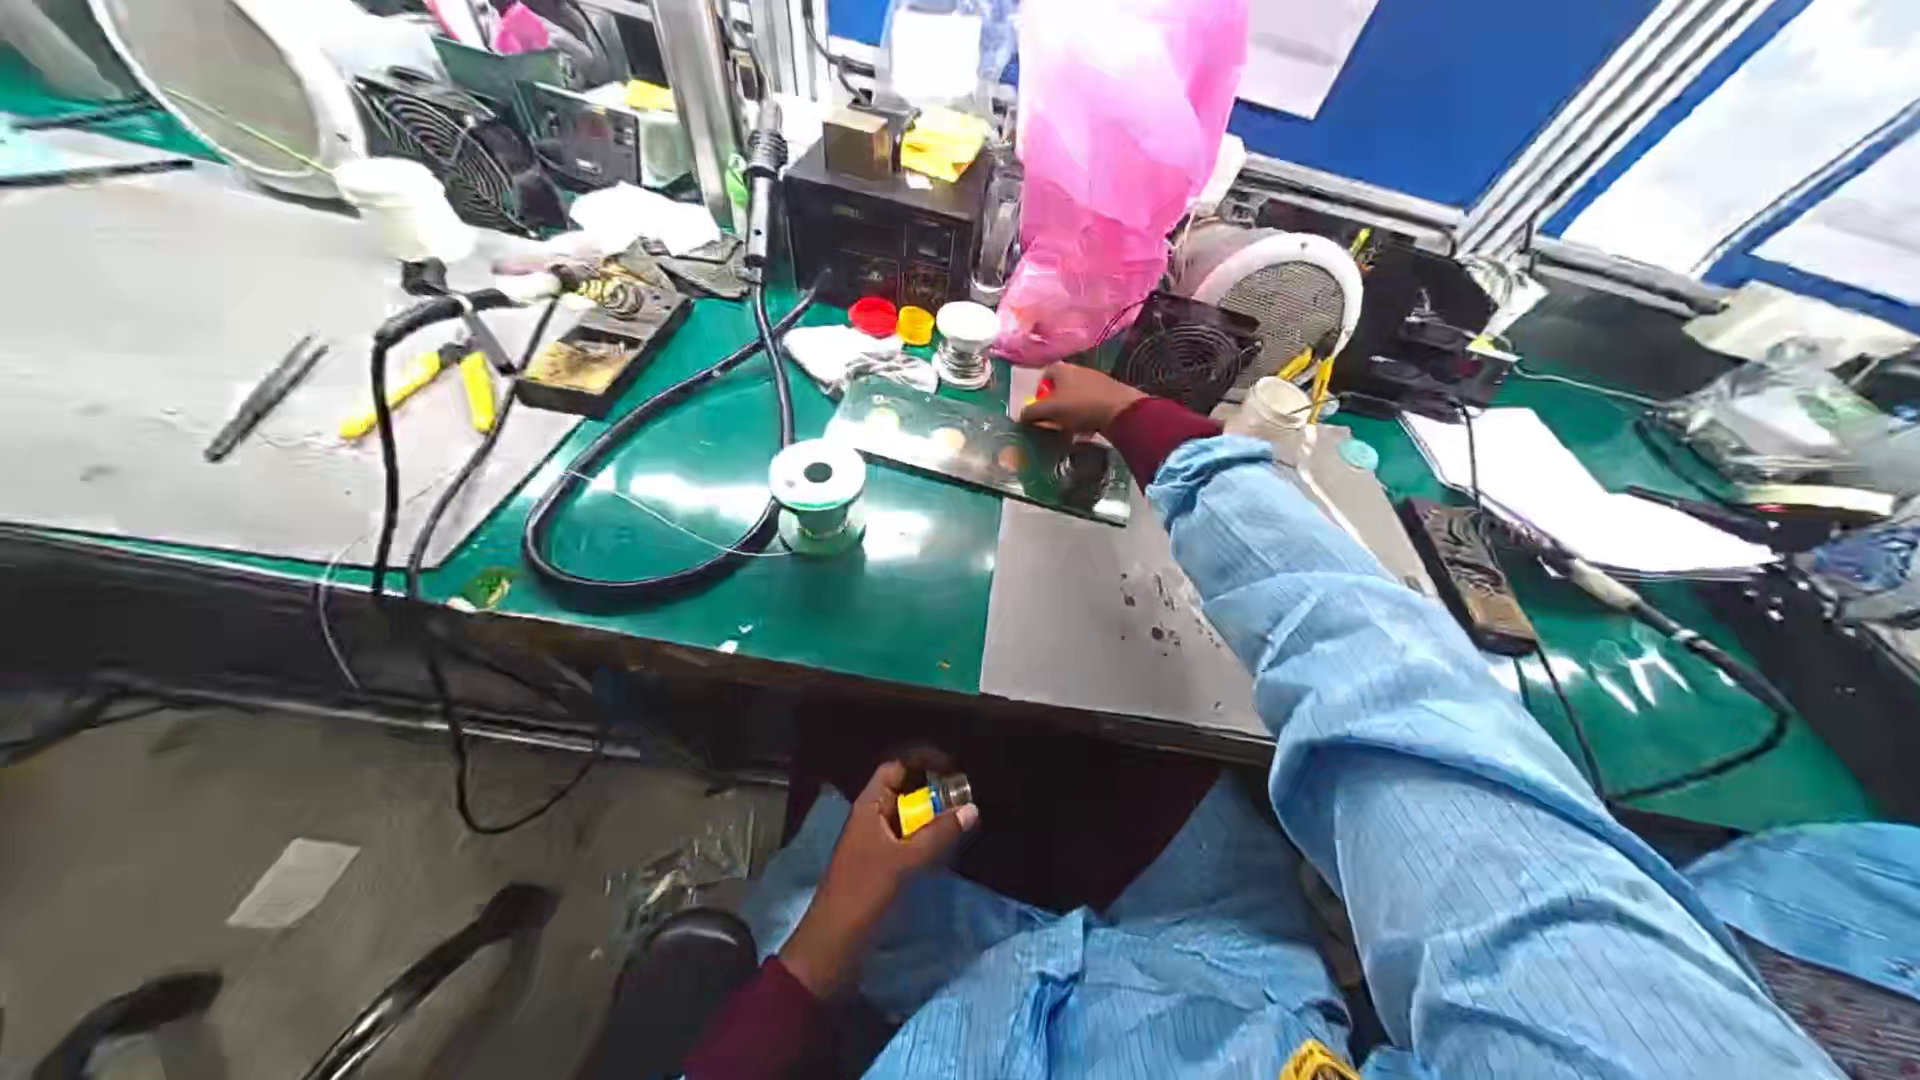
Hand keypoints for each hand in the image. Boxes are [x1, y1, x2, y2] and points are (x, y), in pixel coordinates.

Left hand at [778, 761, 978, 997]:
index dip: (922, 761)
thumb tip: (971, 808)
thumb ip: (938, 834)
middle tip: (968, 793)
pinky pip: (910, 839)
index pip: (896, 767)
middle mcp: (873, 817)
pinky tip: (950, 842)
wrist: (834, 945)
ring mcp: (878, 840)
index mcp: (869, 805)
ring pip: (910, 816)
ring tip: (966, 813)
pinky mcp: (884, 863)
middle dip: (935, 789)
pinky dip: (929, 836)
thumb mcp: (904, 861)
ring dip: (934, 814)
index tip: (954, 766)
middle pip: (906, 790)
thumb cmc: (863, 893)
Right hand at [1017, 362, 1145, 435]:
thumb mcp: (1049, 410)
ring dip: (1069, 414)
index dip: (1038, 391)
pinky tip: (1087, 429)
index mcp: (1062, 369)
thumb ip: (1031, 413)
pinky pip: (1090, 405)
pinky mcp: (1109, 394)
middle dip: (1054, 406)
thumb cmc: (1080, 406)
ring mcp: (1096, 381)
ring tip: (1070, 429)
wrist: (1120, 411)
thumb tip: (1020, 417)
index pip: (1044, 374)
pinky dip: (1085, 416)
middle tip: (1052, 422)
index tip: (1039, 408)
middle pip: (1060, 388)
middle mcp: (1079, 370)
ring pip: (1075, 398)